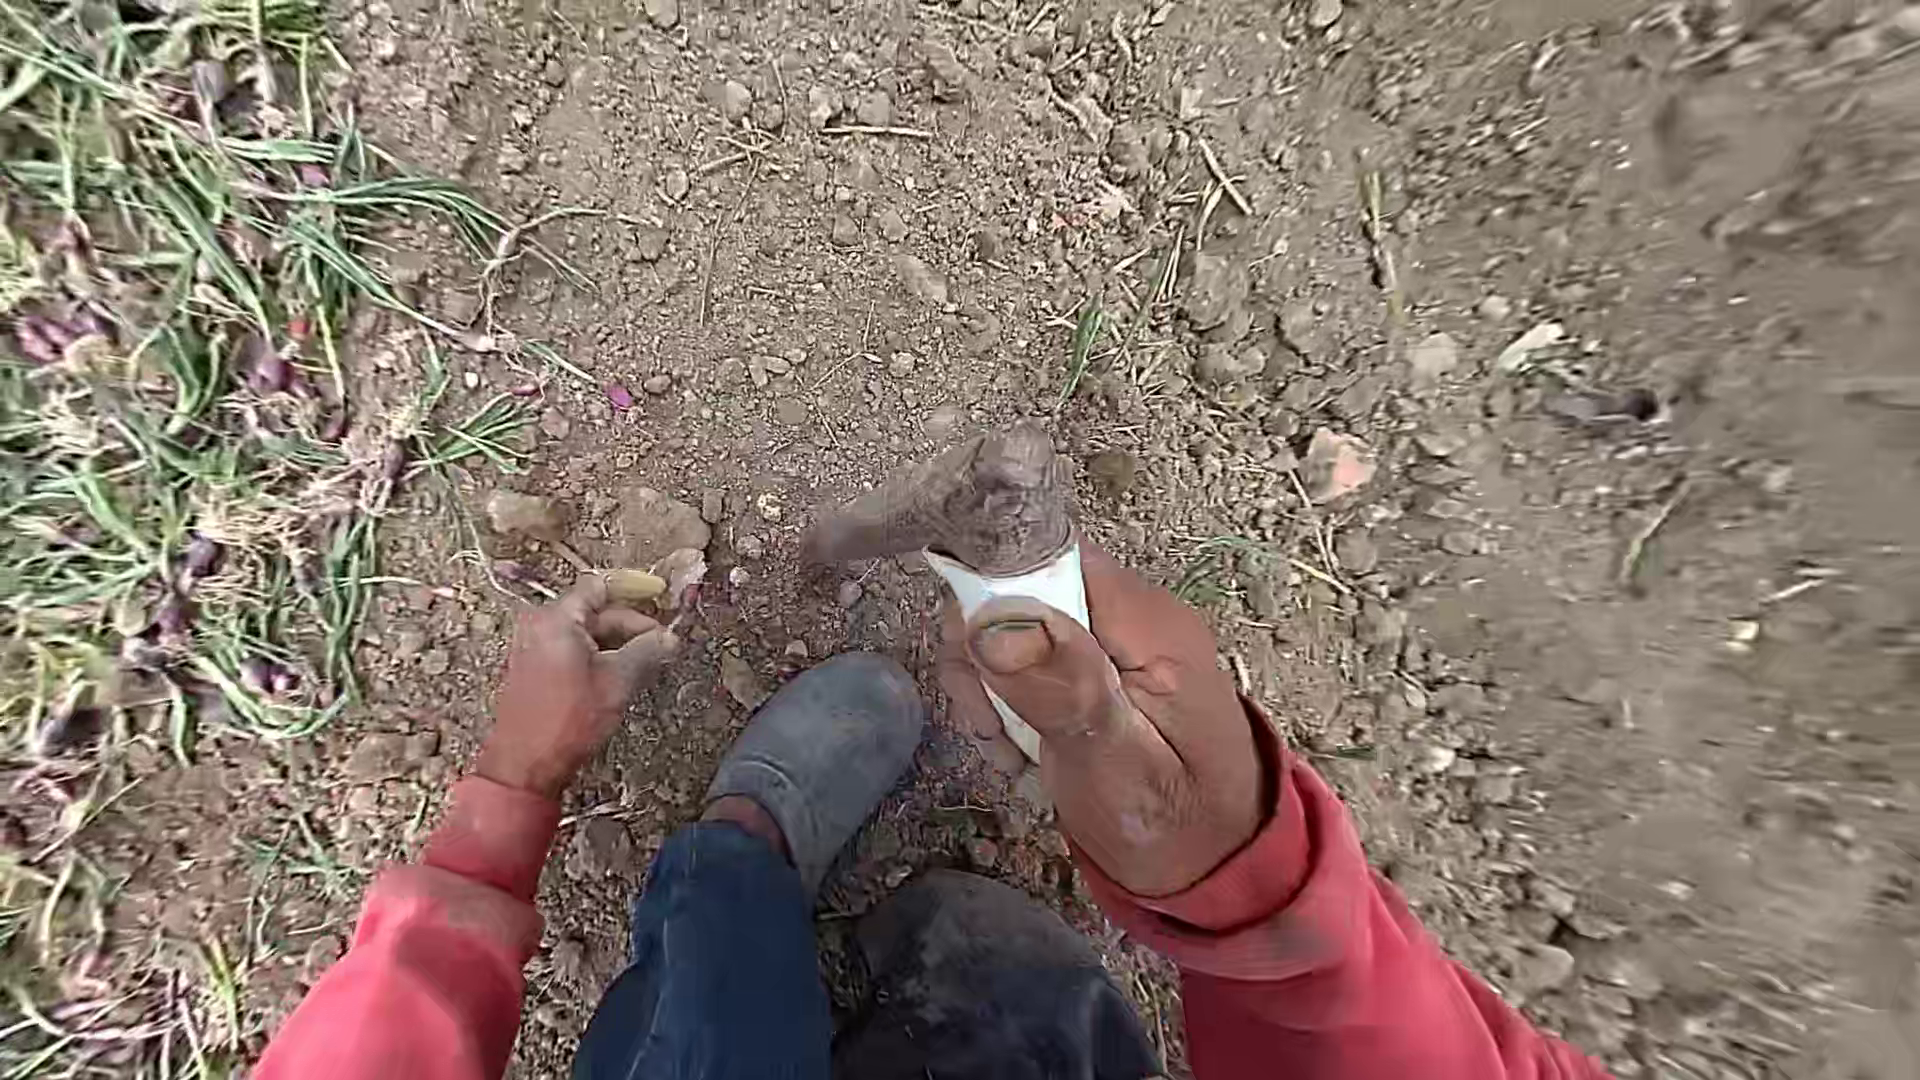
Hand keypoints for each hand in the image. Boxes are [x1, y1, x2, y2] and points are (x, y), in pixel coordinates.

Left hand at [477, 575, 680, 799]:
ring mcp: (536, 649)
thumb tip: (671, 637)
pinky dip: (603, 655)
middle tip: (664, 643)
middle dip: (634, 625)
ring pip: (590, 633)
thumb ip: (648, 650)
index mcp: (557, 620)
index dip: (634, 589)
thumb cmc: (570, 718)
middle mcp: (541, 627)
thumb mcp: (619, 679)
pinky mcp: (537, 670)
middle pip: (598, 612)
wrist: (525, 767)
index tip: (662, 597)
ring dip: (622, 642)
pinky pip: (577, 649)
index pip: (600, 587)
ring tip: (650, 661)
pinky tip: (626, 673)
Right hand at [936, 542, 1264, 895]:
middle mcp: (1130, 610)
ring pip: (1013, 619)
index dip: (994, 590)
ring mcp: (1112, 634)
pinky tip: (1018, 742)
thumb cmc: (1172, 825)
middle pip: (1022, 586)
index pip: (1049, 552)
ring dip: (991, 681)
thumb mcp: (1117, 766)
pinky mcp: (1095, 657)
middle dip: (986, 652)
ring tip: (1006, 746)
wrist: (1211, 864)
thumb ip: (1065, 691)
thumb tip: (993, 622)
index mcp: (1146, 621)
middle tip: (990, 727)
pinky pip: (1026, 649)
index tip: (976, 663)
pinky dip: (1006, 694)